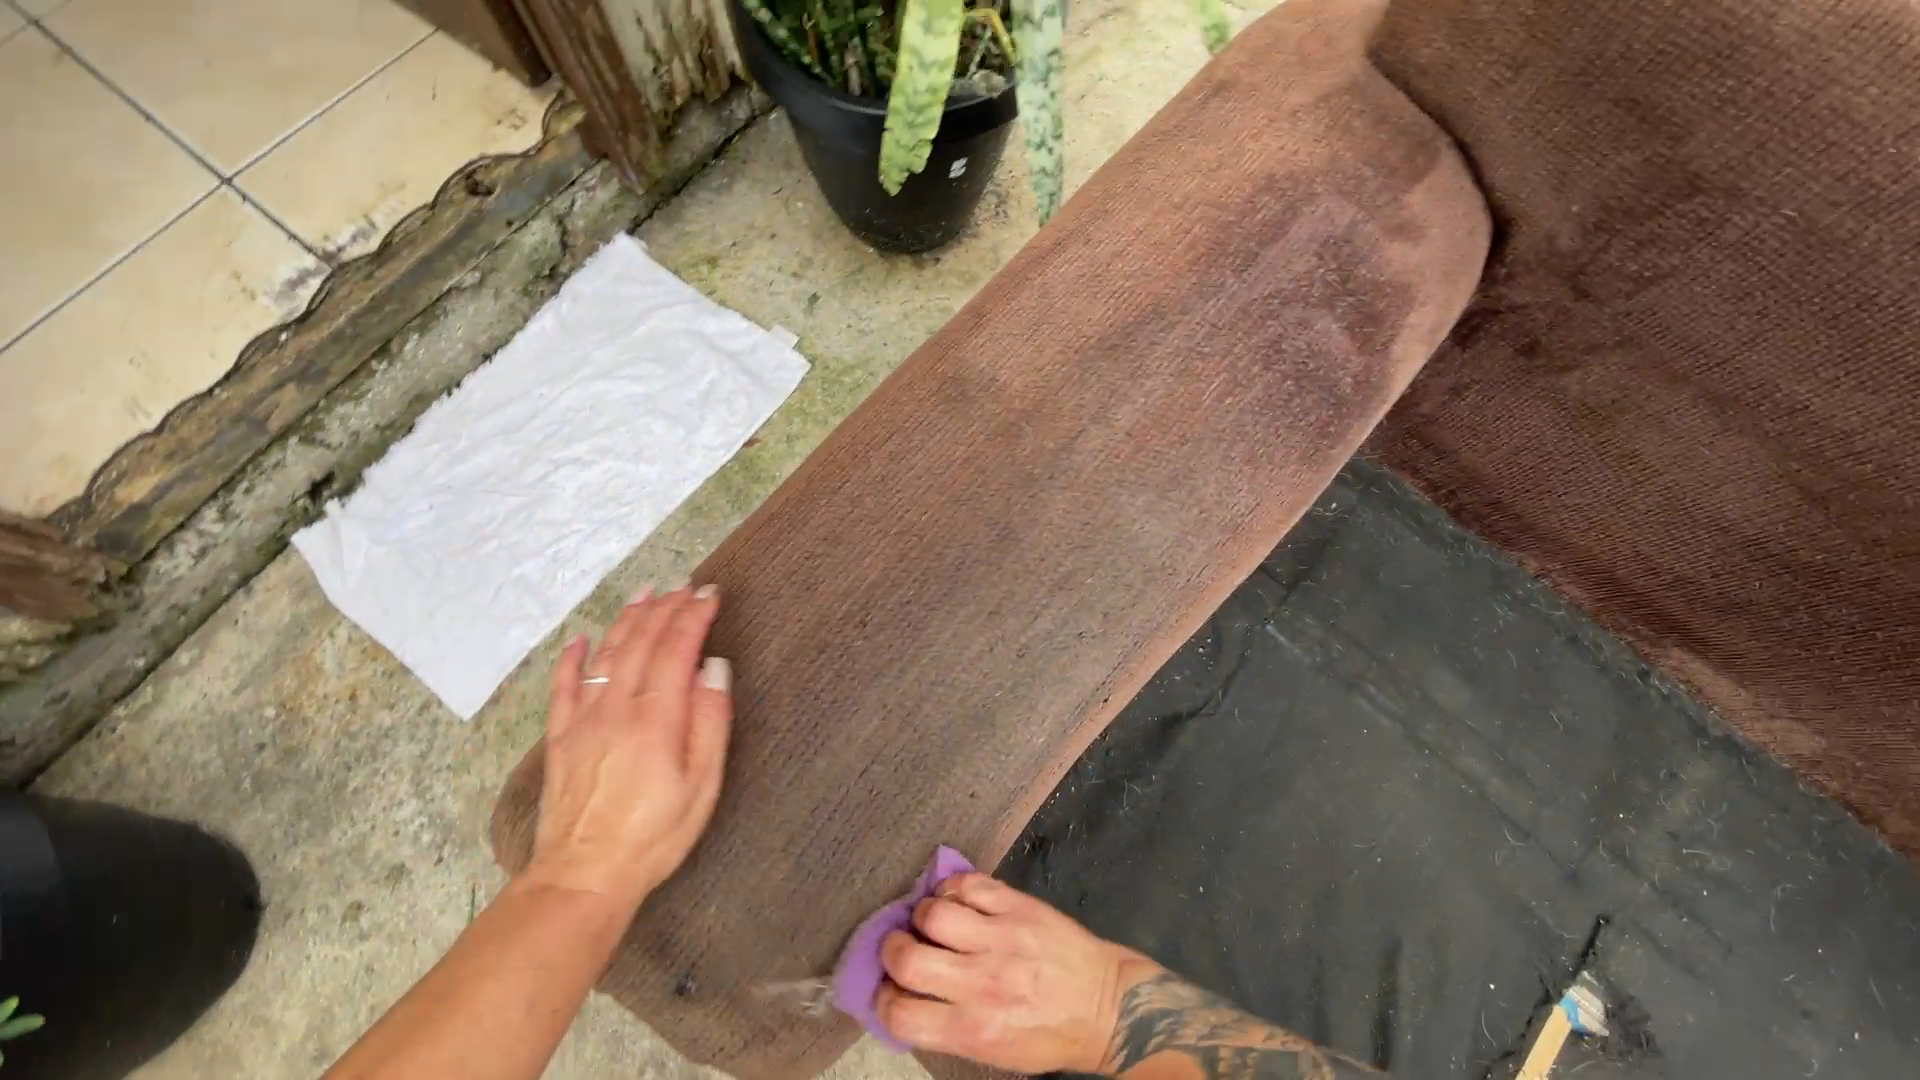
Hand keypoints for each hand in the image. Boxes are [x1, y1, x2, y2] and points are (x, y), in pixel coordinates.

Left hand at [525, 586, 732, 910]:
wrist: (585, 873)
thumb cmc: (656, 834)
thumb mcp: (702, 783)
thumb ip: (710, 721)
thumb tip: (713, 667)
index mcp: (657, 717)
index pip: (677, 649)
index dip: (693, 616)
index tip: (710, 594)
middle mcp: (618, 708)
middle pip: (641, 643)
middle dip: (665, 609)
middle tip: (683, 585)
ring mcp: (584, 720)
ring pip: (606, 655)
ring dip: (627, 620)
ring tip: (645, 593)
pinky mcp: (561, 738)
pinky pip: (563, 687)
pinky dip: (572, 658)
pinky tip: (581, 638)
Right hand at [874, 873, 1159, 1074]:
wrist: (1106, 1007)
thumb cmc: (1046, 1033)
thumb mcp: (993, 1051)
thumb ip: (946, 1026)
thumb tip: (901, 995)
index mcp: (974, 1029)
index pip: (901, 1013)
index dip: (883, 998)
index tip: (890, 988)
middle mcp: (983, 984)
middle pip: (907, 958)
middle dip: (893, 949)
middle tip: (902, 946)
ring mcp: (1001, 939)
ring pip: (933, 913)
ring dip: (922, 915)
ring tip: (932, 922)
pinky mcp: (1018, 906)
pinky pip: (967, 883)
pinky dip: (951, 888)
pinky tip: (955, 900)